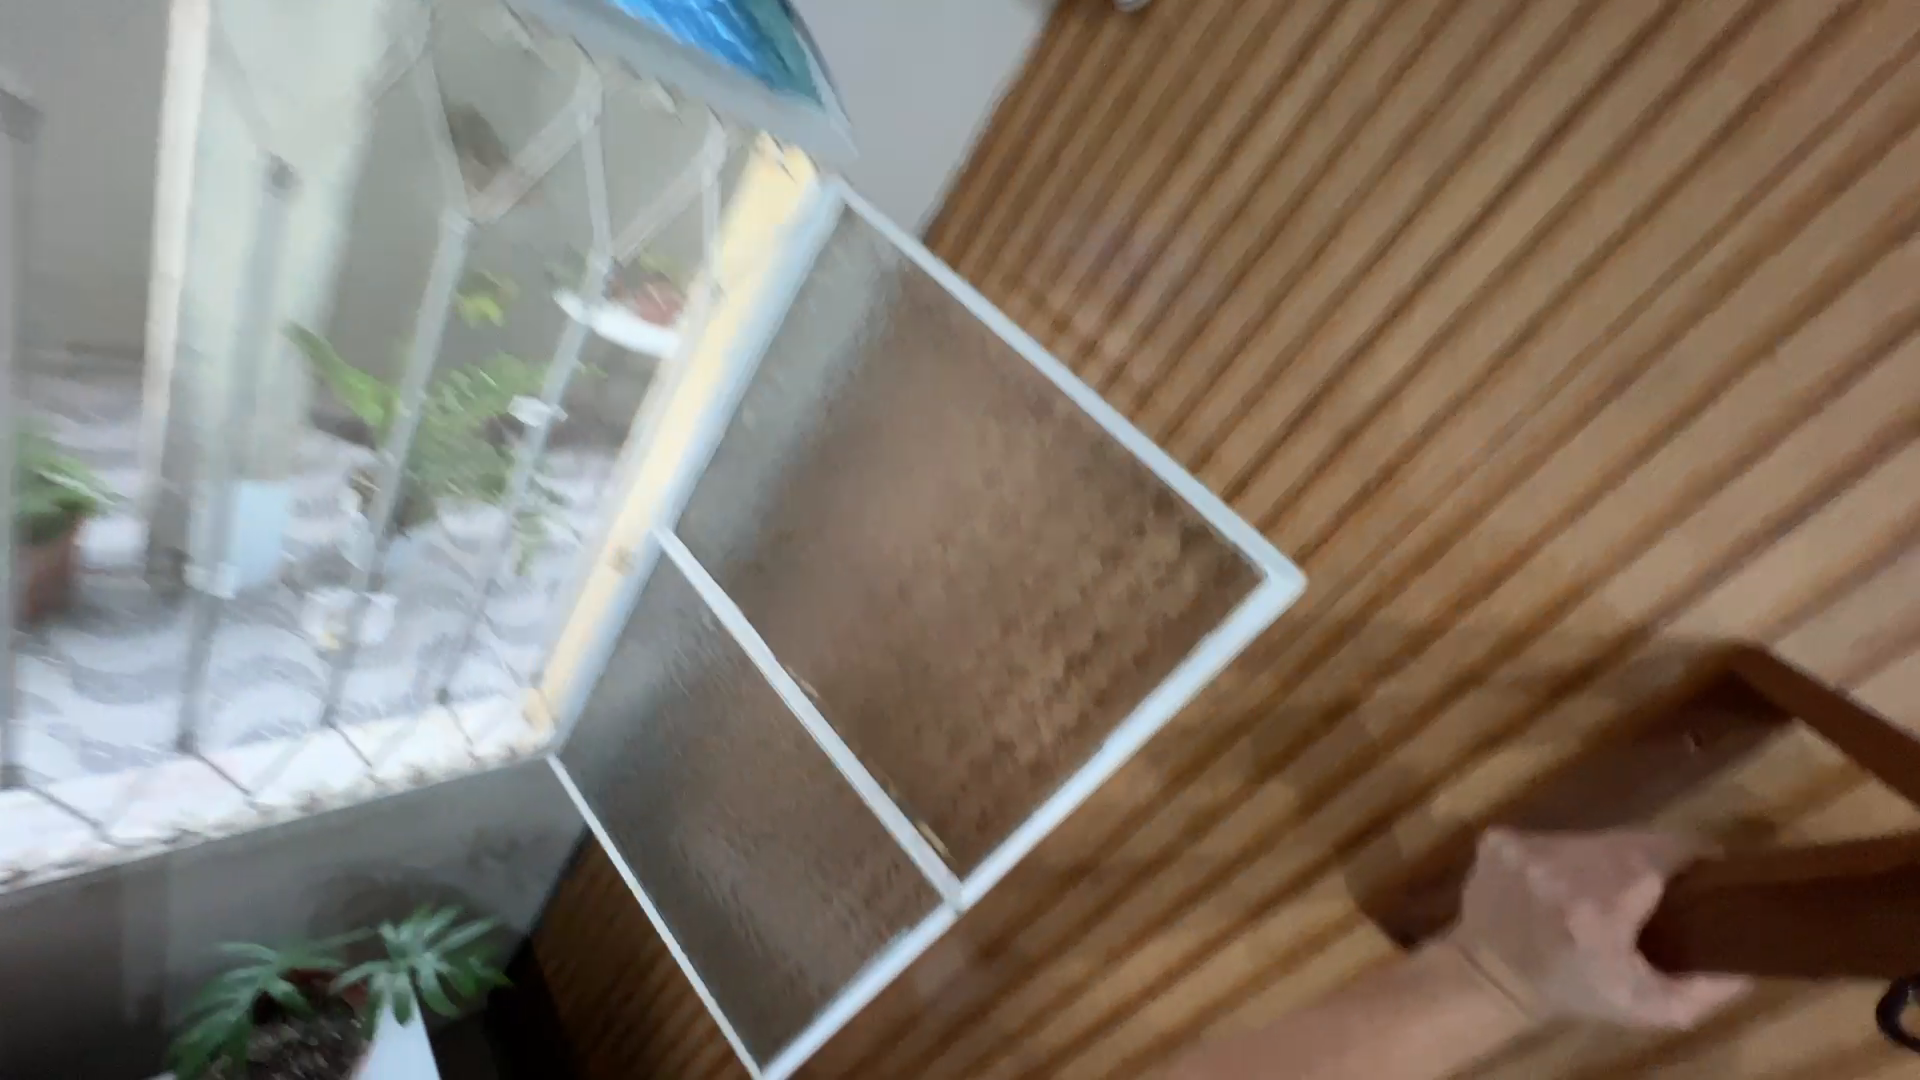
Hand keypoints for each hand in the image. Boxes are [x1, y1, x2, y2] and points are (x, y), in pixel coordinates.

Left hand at [1446, 829, 1748, 1028]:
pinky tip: (1562, 884)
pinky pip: (1550, 839)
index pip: (1661, 849)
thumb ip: (1712, 986)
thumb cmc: (1574, 990)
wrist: (1488, 971)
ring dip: (1603, 860)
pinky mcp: (1497, 839)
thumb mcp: (1656, 1006)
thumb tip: (1752, 956)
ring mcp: (1521, 846)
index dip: (1693, 855)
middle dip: (1650, 862)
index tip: (1711, 870)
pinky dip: (1564, 858)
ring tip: (1608, 891)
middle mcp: (1556, 864)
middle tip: (1663, 888)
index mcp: (1598, 901)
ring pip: (1586, 839)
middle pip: (1625, 842)